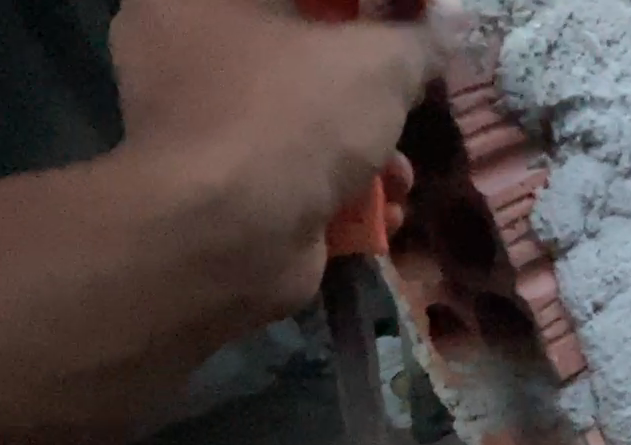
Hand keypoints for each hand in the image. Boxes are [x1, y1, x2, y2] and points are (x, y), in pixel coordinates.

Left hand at [108, 0, 455, 312]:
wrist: (229, 236)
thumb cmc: (293, 120)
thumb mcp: (378, 64)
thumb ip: (416, 42)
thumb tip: (442, 32)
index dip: (366, 12)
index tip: (409, 32)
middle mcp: (188, 47)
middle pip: (306, 58)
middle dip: (373, 96)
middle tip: (407, 110)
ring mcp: (201, 125)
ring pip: (306, 125)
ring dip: (369, 158)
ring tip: (399, 181)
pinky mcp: (222, 189)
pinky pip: (293, 177)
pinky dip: (341, 198)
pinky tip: (380, 217)